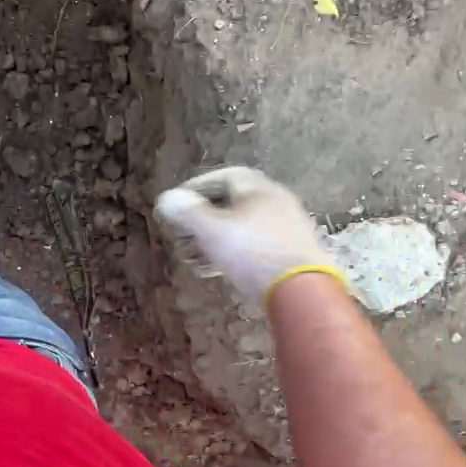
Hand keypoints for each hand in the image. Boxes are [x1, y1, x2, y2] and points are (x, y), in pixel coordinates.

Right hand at [153, 167, 340, 303]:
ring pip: (237, 228)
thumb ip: (186, 213)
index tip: (176, 203)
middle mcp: (274, 204)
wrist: (299, 290)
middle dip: (198, 220)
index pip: (225, 177)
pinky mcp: (285, 254)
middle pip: (229, 204)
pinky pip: (249, 247)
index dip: (196, 187)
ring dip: (208, 241)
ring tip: (188, 258)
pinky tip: (209, 270)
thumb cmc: (251, 251)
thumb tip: (166, 198)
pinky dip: (225, 254)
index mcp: (258, 191)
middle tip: (178, 234)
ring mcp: (283, 230)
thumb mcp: (210, 230)